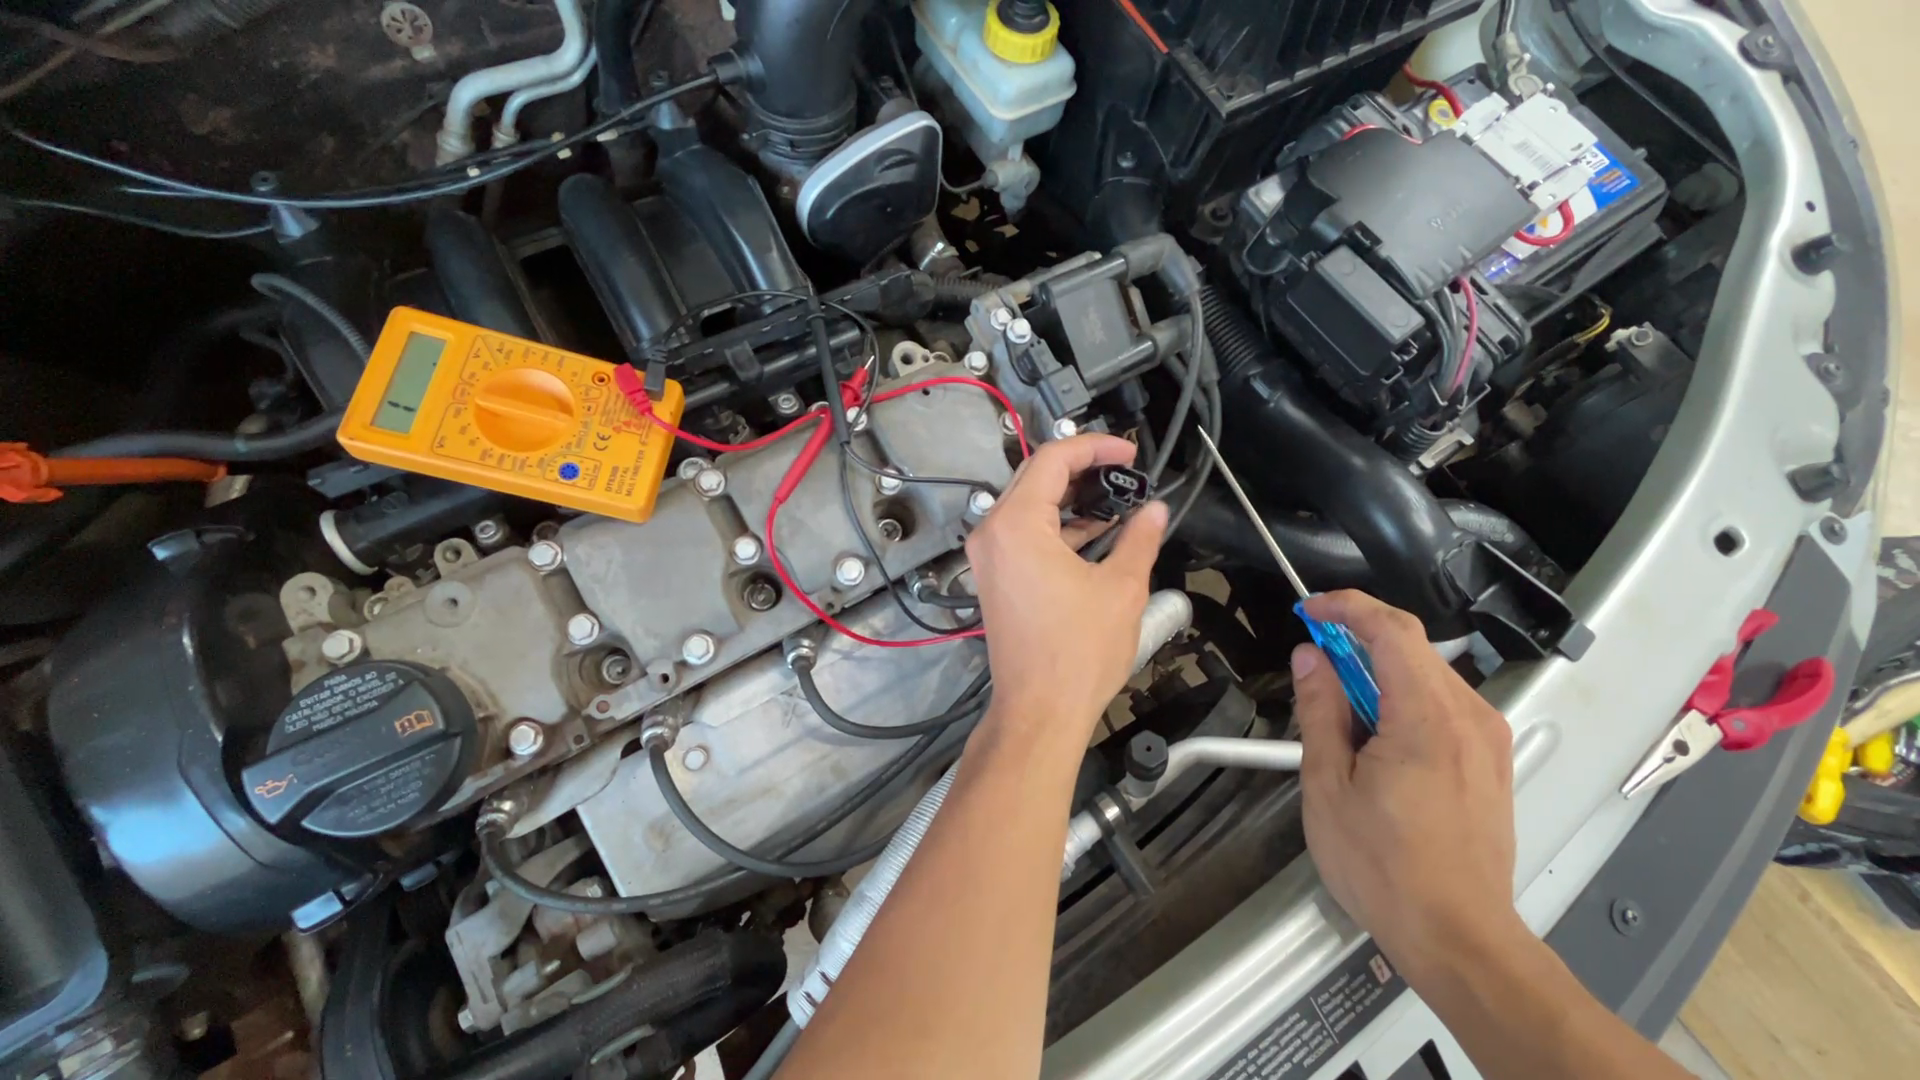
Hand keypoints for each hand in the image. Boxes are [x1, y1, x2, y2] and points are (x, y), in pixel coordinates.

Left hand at [965, 435, 1168, 747]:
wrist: (1039, 710)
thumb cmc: (1079, 651)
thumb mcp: (1121, 587)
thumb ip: (1139, 538)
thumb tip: (1154, 510)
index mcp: (1015, 525)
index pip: (1052, 459)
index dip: (1094, 447)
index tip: (1129, 452)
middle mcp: (991, 533)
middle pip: (1035, 478)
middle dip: (1082, 469)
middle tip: (1124, 472)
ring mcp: (989, 557)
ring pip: (1028, 506)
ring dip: (1071, 500)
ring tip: (1117, 501)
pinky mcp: (994, 578)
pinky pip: (1023, 535)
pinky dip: (1057, 528)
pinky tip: (1095, 534)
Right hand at [1292, 590, 1525, 981]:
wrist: (1457, 935)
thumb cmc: (1383, 866)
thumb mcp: (1328, 785)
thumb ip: (1320, 711)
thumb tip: (1311, 659)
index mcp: (1426, 718)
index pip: (1391, 630)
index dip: (1347, 607)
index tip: (1310, 609)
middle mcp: (1469, 718)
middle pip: (1412, 648)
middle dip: (1357, 640)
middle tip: (1313, 659)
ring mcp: (1488, 740)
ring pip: (1428, 676)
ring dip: (1379, 672)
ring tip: (1338, 706)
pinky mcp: (1493, 761)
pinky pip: (1445, 706)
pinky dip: (1404, 698)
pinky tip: (1375, 734)